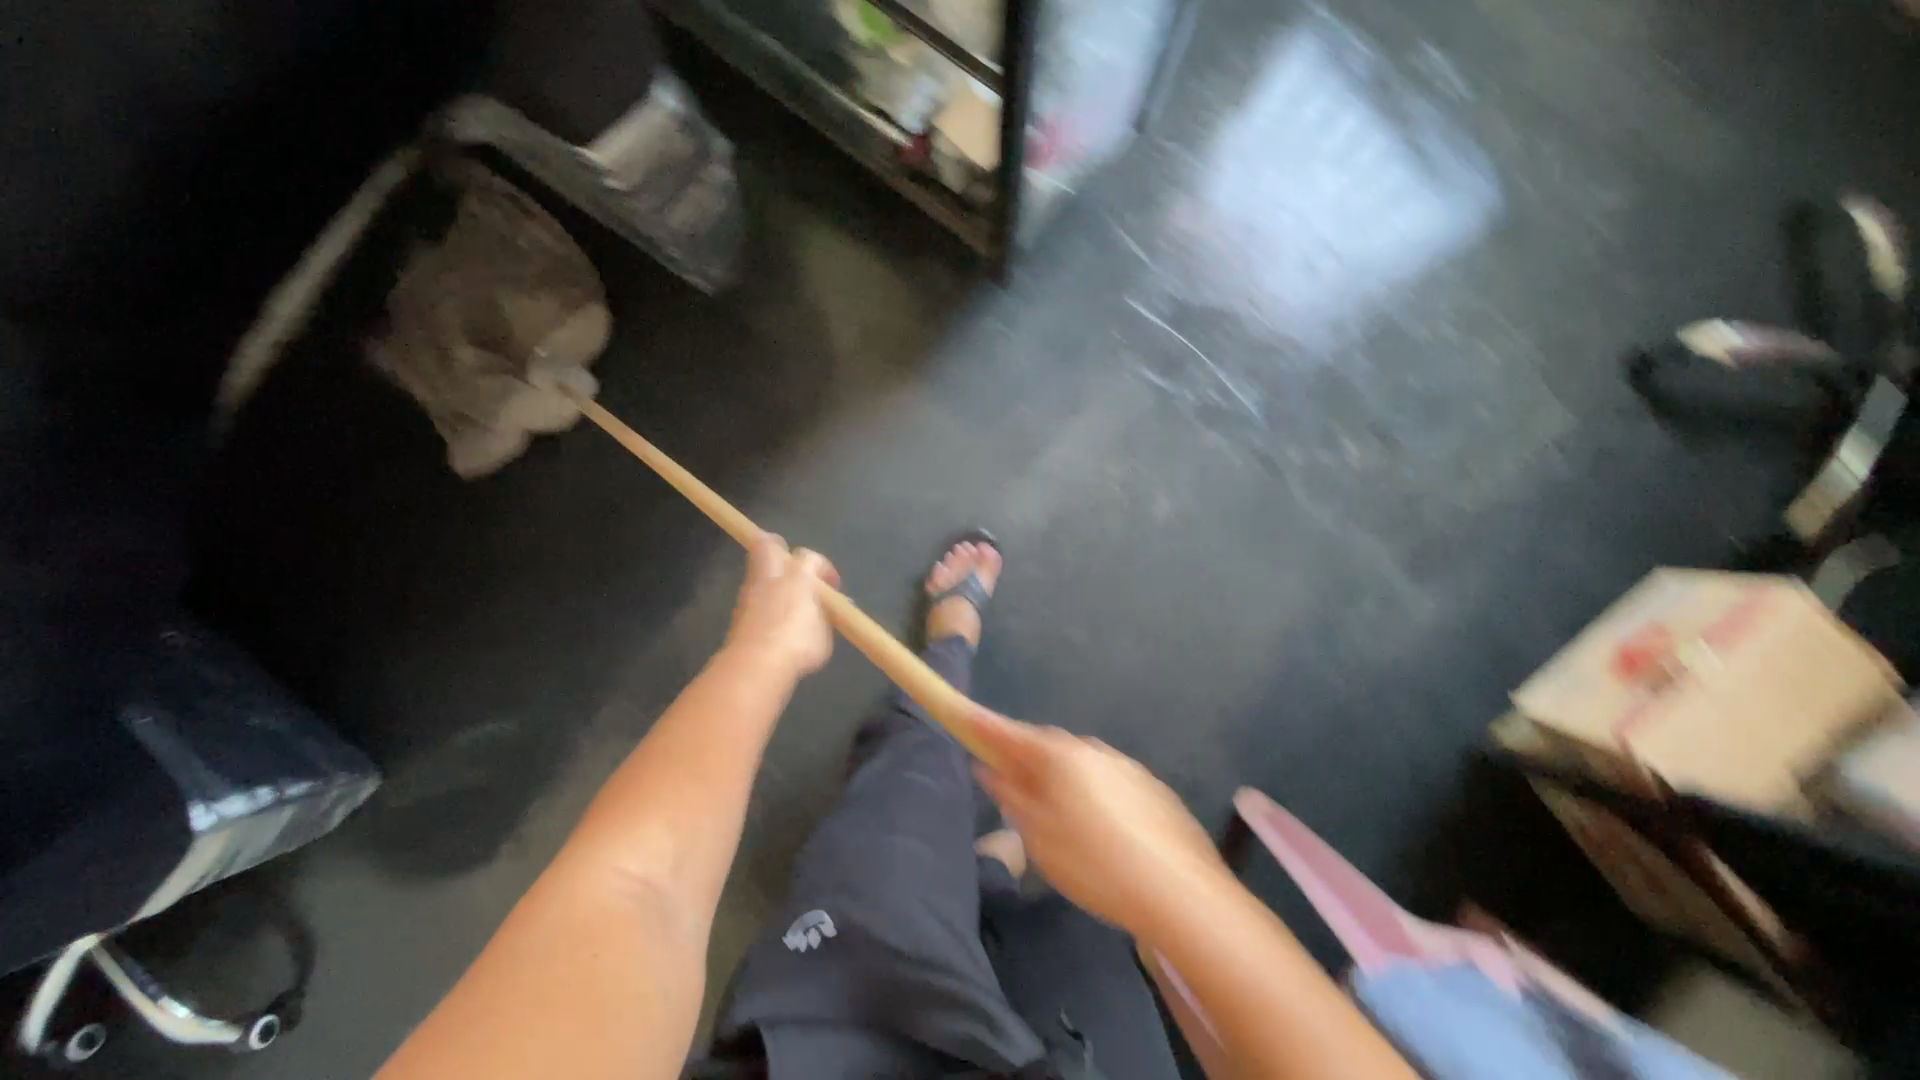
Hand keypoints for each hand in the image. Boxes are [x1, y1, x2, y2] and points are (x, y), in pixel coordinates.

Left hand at [727, 535, 838, 677]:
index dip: (823, 568)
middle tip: (793, 568)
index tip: (831, 585)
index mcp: (798, 576)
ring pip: (757, 572)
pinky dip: (762, 601)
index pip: (810, 558)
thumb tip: (828, 612)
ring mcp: (749, 593)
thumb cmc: (799, 644)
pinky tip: (773, 620)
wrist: (756, 664)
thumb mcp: (825, 633)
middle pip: (768, 545)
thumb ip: (825, 617)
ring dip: (771, 579)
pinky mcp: (737, 613)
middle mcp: (771, 577)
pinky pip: (752, 596)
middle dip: (779, 549)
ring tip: (786, 600)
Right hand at [969, 710, 1233, 936]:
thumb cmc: (1095, 865)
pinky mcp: (1152, 790)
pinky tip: (1094, 827)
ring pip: (1079, 764)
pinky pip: (1106, 781)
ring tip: (1049, 810)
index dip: (983, 725)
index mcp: (1061, 756)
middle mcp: (1094, 750)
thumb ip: (1011, 797)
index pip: (1011, 733)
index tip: (961, 716)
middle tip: (1005, 776)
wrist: (1179, 892)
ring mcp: (1127, 767)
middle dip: (1023, 756)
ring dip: (1058, 777)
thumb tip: (989, 769)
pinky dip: (1089, 792)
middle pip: (1047, 745)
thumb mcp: (1039, 838)